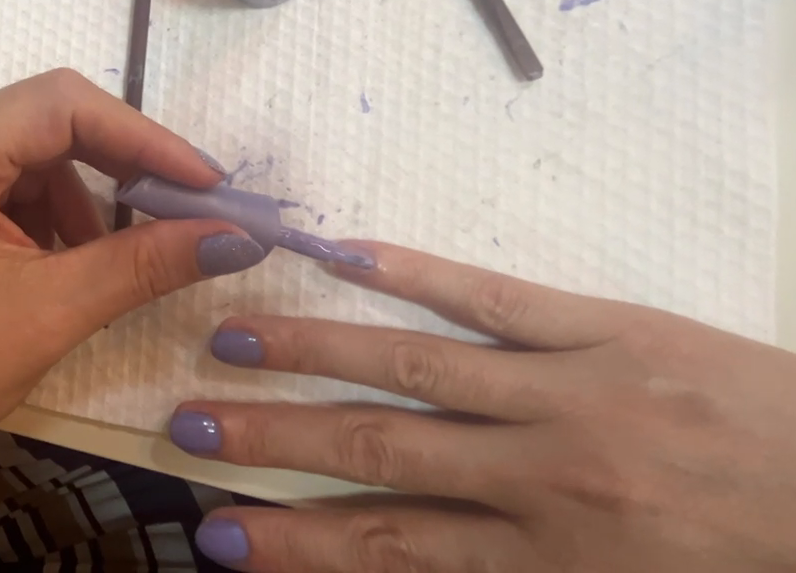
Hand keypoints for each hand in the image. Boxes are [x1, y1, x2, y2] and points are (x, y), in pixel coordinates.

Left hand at [0, 69, 266, 495]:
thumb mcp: (52, 312)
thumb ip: (145, 263)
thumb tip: (237, 235)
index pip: (57, 105)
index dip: (140, 135)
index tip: (205, 180)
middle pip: (47, 117)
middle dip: (120, 160)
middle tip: (185, 204)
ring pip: (37, 147)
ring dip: (88, 192)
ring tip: (121, 249)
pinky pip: (17, 175)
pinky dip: (58, 207)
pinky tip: (75, 253)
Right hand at [174, 243, 795, 571]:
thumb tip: (412, 556)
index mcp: (565, 564)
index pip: (393, 549)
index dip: (298, 545)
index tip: (221, 537)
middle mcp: (547, 476)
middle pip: (376, 452)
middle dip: (272, 442)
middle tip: (189, 427)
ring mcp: (570, 387)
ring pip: (409, 364)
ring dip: (309, 352)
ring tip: (230, 340)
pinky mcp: (607, 326)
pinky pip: (488, 294)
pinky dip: (408, 271)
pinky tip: (340, 252)